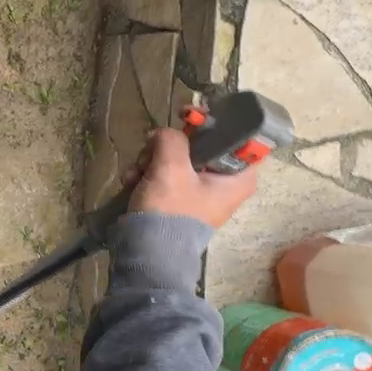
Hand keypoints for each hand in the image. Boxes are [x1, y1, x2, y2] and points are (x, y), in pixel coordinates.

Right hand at [125, 127, 258, 229]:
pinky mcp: (177, 201)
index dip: (212, 124)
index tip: (186, 119)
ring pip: (177, 160)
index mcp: (239, 177)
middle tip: (151, 152)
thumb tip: (164, 133)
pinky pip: (165, 177)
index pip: (237, 137)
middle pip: (199, 147)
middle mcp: (224, 184)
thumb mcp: (171, 168)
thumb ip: (171, 140)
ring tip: (136, 173)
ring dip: (151, 161)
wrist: (148, 251)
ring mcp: (199, 193)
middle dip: (168, 148)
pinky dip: (147, 176)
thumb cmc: (169, 210)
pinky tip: (132, 182)